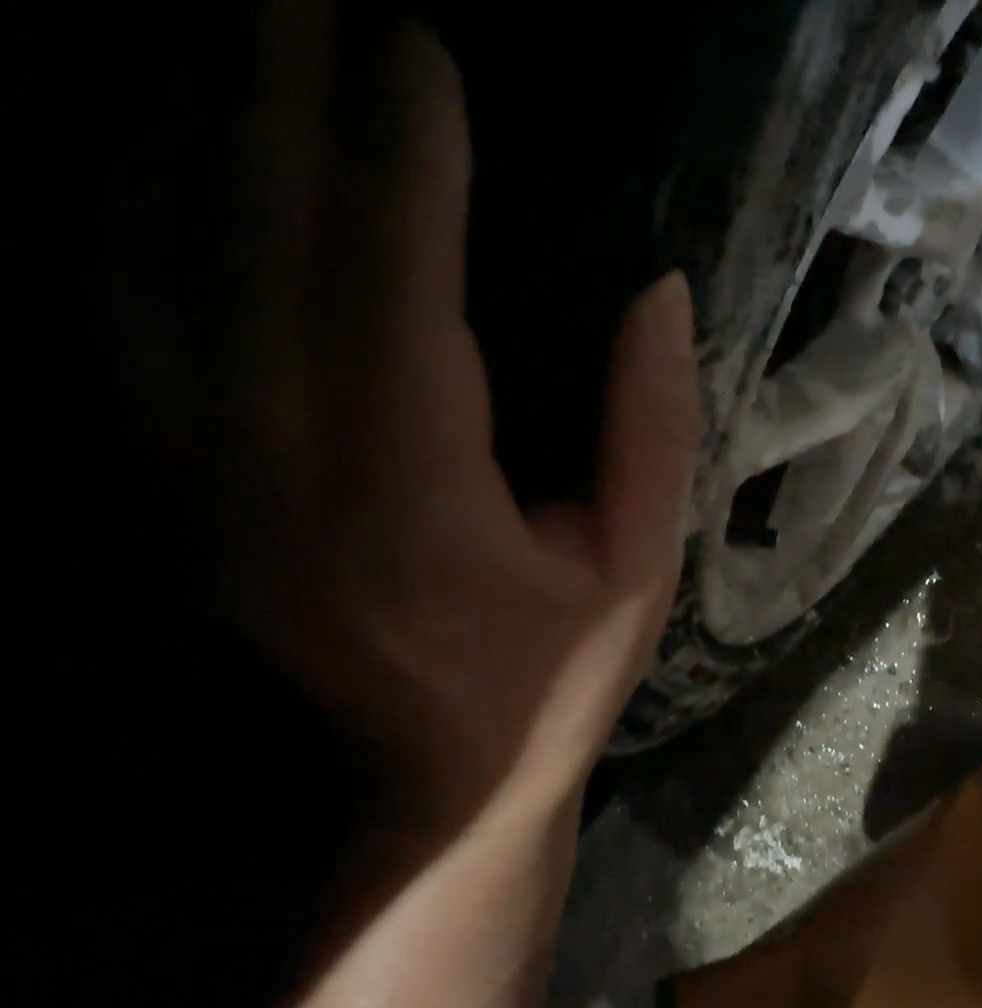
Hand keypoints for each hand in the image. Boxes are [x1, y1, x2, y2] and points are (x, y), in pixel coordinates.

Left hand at [131, 22, 699, 827]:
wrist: (444, 774)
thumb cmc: (564, 671)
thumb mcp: (642, 564)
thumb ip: (654, 429)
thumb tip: (659, 290)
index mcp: (418, 506)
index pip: (394, 298)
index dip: (404, 165)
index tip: (419, 52)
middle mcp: (286, 480)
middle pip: (259, 254)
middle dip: (286, 103)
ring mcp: (210, 484)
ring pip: (167, 268)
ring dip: (207, 134)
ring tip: (258, 40)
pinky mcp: (186, 486)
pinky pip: (137, 319)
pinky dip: (153, 211)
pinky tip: (191, 149)